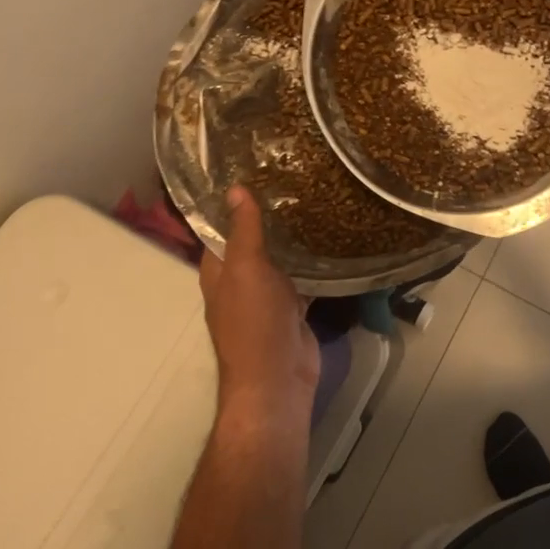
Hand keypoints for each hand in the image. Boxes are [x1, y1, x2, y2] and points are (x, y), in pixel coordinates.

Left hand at [198, 187, 319, 426]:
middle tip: (295, 179)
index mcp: (219, 271)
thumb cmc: (253, 322)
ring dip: (291, 238)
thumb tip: (235, 188)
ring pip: (278, 259)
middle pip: (252, 242)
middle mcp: (239, 282)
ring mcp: (266, 297)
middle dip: (269, 215)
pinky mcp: (293, 309)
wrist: (277, 379)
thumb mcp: (246, 269)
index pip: (220, 228)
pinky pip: (301, 278)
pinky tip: (330, 241)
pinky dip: (312, 262)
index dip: (234, 202)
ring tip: (315, 200)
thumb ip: (243, 230)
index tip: (257, 170)